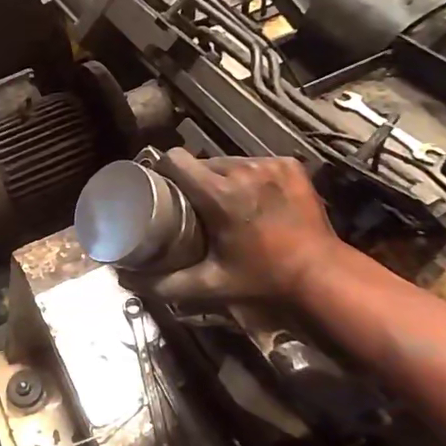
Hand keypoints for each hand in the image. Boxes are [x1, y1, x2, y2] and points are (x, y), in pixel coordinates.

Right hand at [138, 150, 342, 302]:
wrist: (321, 273)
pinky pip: (259, 163)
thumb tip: (124, 280)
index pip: (177, 160)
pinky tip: (258, 197)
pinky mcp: (291, 165)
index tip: (165, 184)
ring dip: (227, 178)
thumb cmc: (263, 279)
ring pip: (233, 162)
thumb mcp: (211, 285)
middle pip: (205, 162)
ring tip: (230, 203)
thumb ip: (165, 284)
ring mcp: (270, 164)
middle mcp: (242, 170)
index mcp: (219, 194)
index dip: (167, 169)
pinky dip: (254, 176)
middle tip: (201, 206)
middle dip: (199, 180)